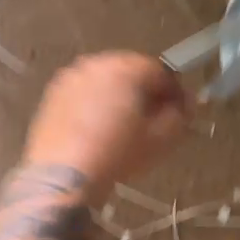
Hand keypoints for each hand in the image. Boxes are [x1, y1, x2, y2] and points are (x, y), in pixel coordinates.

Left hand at [23, 52, 189, 190]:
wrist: (63, 176)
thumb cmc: (117, 154)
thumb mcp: (159, 140)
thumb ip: (179, 116)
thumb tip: (185, 105)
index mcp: (126, 69)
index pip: (160, 70)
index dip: (174, 91)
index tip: (180, 111)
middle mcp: (97, 63)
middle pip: (131, 71)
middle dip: (145, 91)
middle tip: (154, 118)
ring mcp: (71, 76)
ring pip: (106, 81)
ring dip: (120, 96)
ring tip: (126, 125)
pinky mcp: (54, 94)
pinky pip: (85, 92)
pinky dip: (96, 103)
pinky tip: (99, 128)